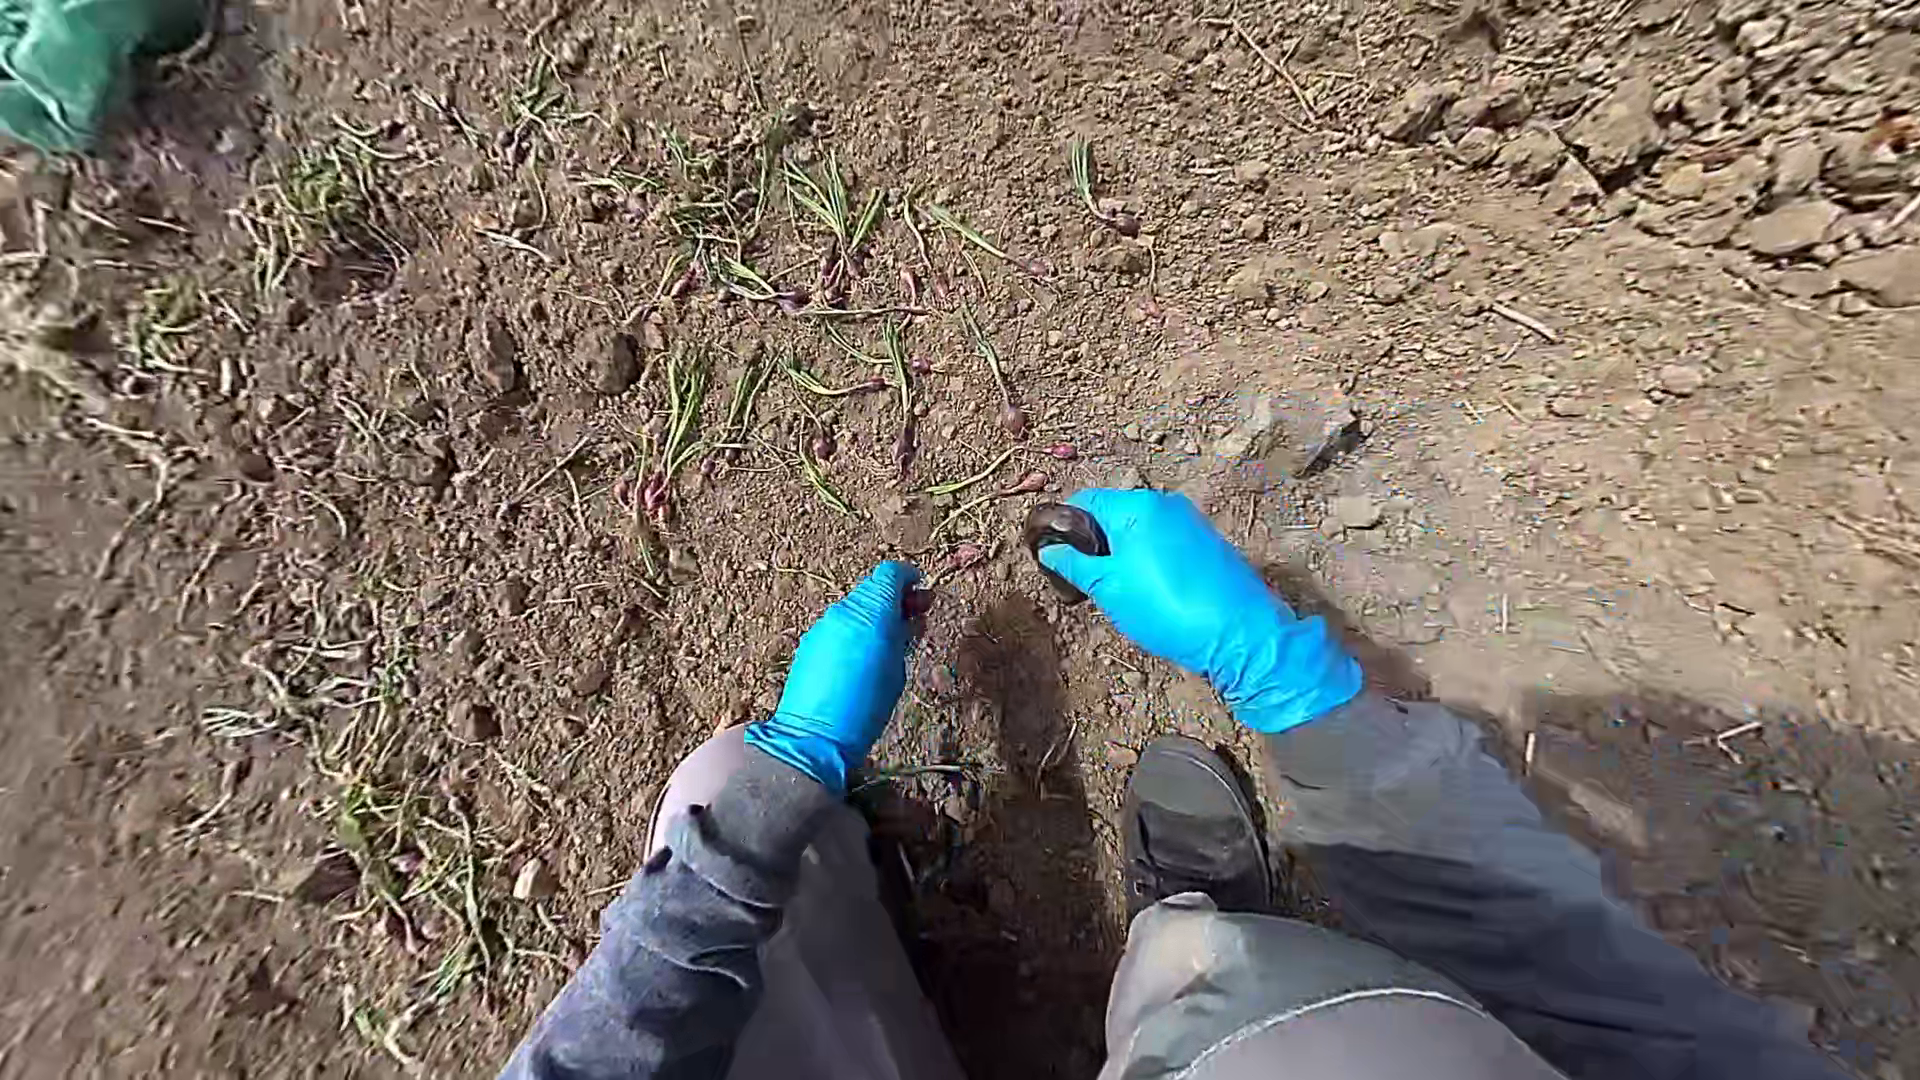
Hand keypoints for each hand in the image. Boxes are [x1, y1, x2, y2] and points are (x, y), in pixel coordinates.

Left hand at [744, 561, 920, 793]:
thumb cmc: (866, 706)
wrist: (816, 735)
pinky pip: (840, 623)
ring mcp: (825, 624)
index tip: (921, 594)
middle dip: (895, 599)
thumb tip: (910, 617)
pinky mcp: (812, 640)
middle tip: (913, 620)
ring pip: (857, 605)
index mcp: (872, 613)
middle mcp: (845, 611)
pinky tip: (862, 655)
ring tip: (888, 642)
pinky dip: (856, 628)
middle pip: (874, 587)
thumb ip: (904, 635)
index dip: (910, 579)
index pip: (892, 573)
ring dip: (875, 614)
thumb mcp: (897, 668)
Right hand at [1038, 489, 1360, 732]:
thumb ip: (1072, 564)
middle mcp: (1164, 504)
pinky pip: (1160, 541)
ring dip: (1118, 554)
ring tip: (1117, 590)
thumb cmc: (1169, 607)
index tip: (1056, 556)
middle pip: (1110, 514)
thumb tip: (1049, 550)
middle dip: (1092, 544)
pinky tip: (1147, 590)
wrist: (1241, 637)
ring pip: (1135, 530)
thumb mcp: (1107, 587)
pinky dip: (1144, 559)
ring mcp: (1188, 522)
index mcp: (1137, 506)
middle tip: (1085, 580)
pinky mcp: (1204, 542)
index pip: (1083, 500)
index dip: (1063, 528)